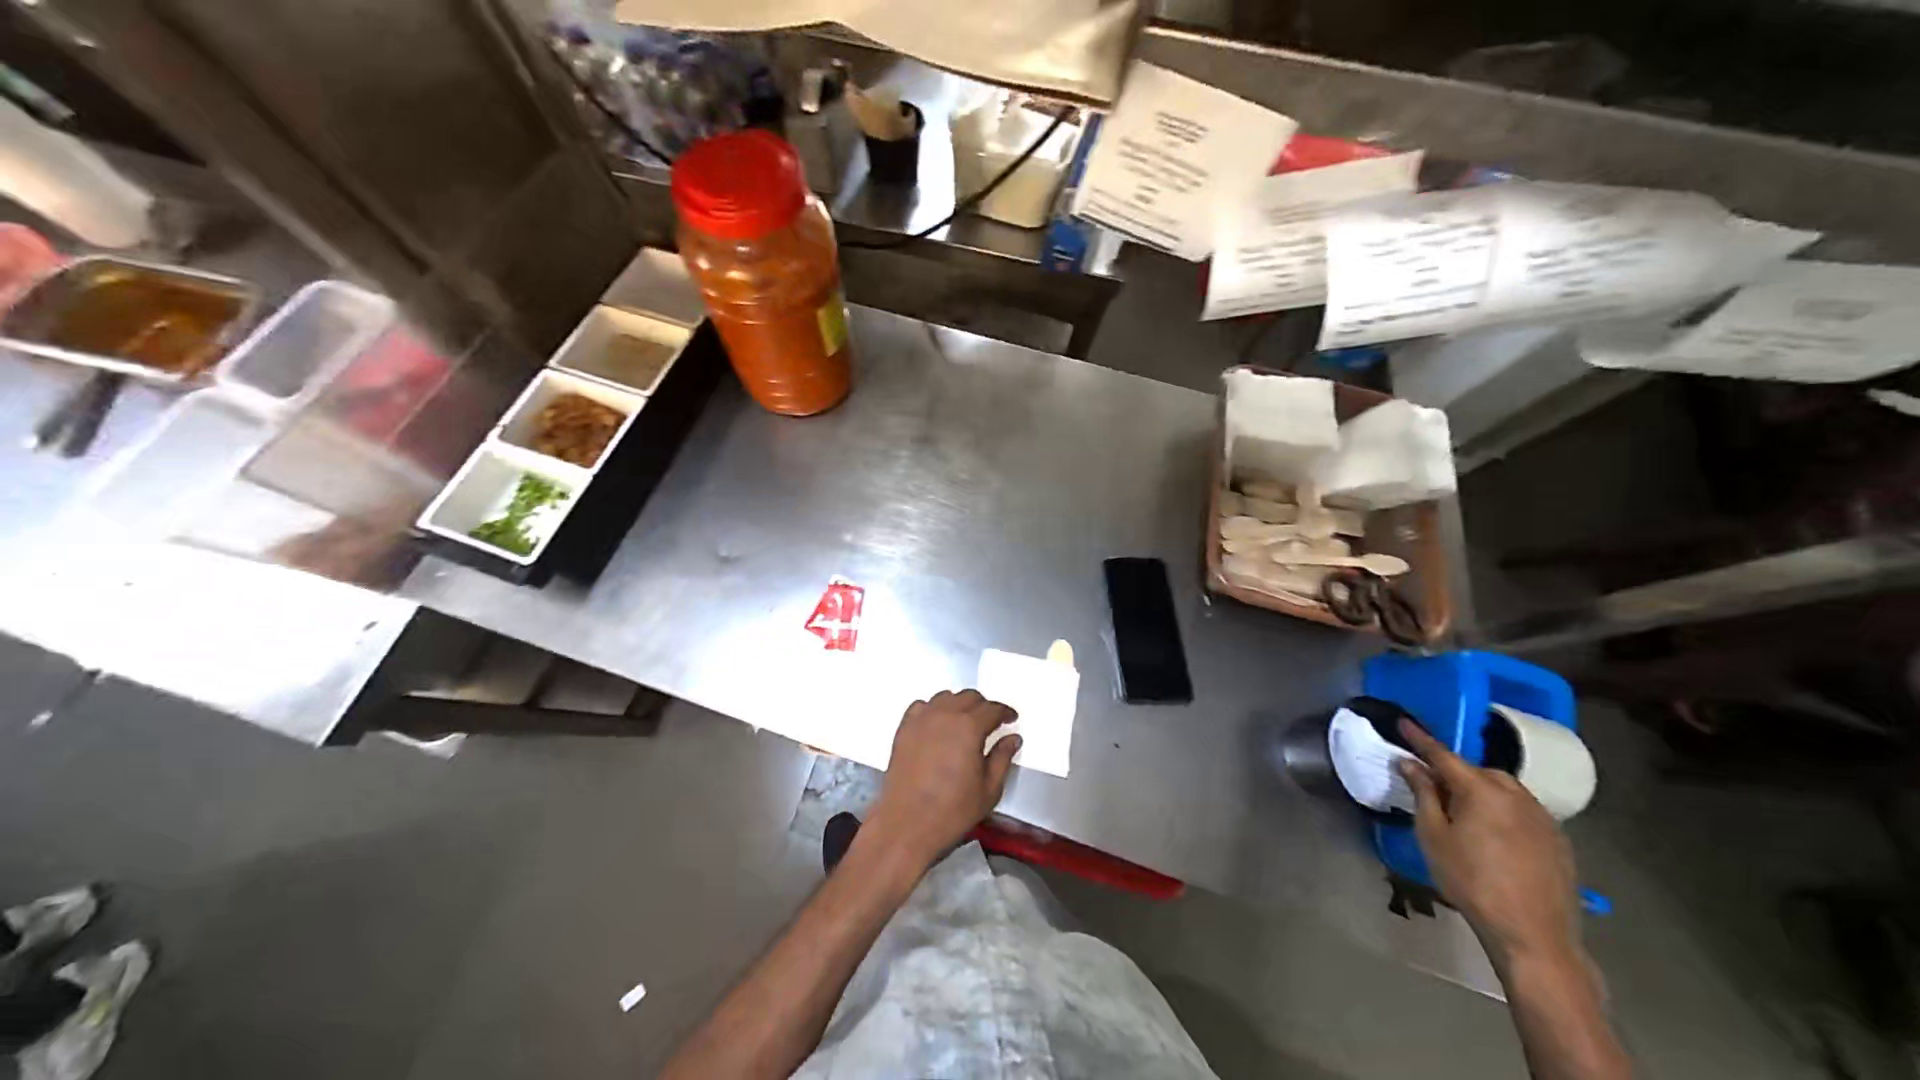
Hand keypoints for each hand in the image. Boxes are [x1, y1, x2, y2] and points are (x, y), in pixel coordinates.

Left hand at [867, 690, 1021, 868]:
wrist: (908, 822)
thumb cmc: (952, 810)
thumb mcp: (989, 789)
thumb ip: (1002, 758)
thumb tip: (1012, 738)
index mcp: (969, 727)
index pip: (992, 709)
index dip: (1005, 712)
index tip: (1010, 719)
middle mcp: (944, 715)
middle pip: (969, 697)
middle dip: (984, 707)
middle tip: (991, 722)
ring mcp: (921, 719)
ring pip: (945, 698)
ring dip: (959, 705)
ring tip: (965, 722)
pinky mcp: (904, 729)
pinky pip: (922, 707)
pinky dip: (934, 710)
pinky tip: (938, 724)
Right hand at [1397, 718, 1580, 966]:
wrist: (1533, 933)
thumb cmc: (1471, 881)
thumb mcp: (1434, 837)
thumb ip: (1423, 794)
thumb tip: (1411, 764)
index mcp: (1482, 790)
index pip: (1443, 755)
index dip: (1420, 739)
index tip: (1404, 721)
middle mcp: (1516, 794)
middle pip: (1478, 771)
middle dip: (1454, 773)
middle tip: (1433, 787)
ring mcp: (1542, 817)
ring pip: (1504, 790)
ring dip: (1481, 792)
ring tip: (1463, 813)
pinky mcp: (1558, 839)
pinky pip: (1522, 811)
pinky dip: (1502, 811)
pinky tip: (1493, 835)